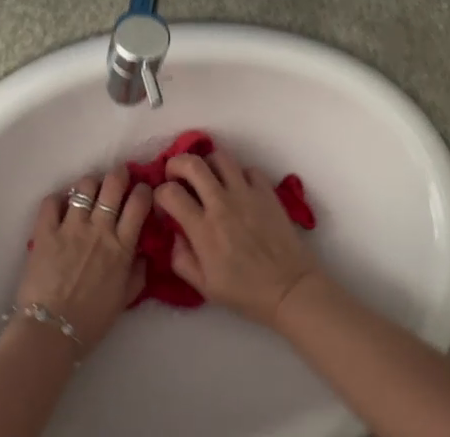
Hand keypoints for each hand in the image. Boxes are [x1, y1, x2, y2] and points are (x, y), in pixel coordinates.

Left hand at [16, 168, 151, 351]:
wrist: (52, 331)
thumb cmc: (92, 320)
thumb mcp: (124, 300)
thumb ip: (137, 274)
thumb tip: (144, 254)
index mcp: (121, 246)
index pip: (138, 204)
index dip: (143, 191)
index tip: (142, 190)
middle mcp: (99, 229)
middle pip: (113, 185)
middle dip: (119, 174)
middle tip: (119, 176)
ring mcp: (70, 227)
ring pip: (84, 187)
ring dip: (90, 184)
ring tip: (89, 190)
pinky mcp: (45, 231)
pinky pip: (51, 202)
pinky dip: (57, 199)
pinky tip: (60, 205)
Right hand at [152, 147, 318, 326]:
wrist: (289, 289)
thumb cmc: (245, 292)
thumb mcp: (204, 287)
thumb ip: (181, 260)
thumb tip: (174, 235)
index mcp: (203, 229)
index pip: (170, 193)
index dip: (160, 194)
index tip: (163, 203)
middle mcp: (222, 204)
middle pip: (192, 164)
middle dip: (177, 164)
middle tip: (175, 174)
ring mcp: (246, 194)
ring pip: (220, 157)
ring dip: (208, 163)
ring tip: (207, 177)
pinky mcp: (267, 192)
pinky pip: (248, 169)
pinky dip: (239, 174)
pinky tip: (238, 189)